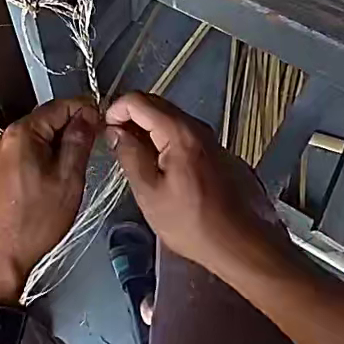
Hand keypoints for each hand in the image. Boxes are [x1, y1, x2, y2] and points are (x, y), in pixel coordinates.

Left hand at [0, 97, 101, 303]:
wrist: (2, 254)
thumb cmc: (35, 220)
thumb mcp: (69, 177)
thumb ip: (79, 140)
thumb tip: (88, 114)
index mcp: (23, 133)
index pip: (60, 105)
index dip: (86, 109)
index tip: (104, 120)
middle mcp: (7, 137)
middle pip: (49, 118)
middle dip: (75, 125)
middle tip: (98, 142)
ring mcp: (2, 152)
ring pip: (41, 134)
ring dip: (63, 140)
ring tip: (83, 159)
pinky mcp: (2, 168)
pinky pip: (31, 149)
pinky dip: (49, 153)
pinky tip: (62, 170)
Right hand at [104, 91, 291, 282]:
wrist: (239, 242)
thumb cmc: (191, 222)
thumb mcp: (150, 193)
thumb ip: (130, 155)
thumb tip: (115, 131)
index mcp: (180, 133)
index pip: (140, 101)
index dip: (116, 110)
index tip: (104, 129)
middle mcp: (197, 128)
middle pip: (157, 104)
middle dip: (130, 117)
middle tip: (113, 141)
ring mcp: (209, 139)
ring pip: (170, 119)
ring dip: (147, 129)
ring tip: (130, 154)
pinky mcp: (215, 152)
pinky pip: (183, 133)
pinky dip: (164, 139)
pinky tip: (156, 163)